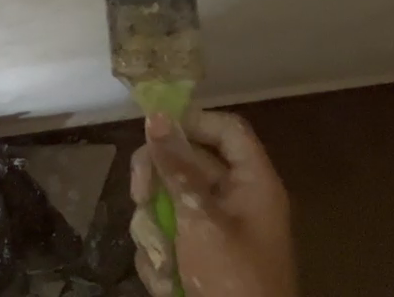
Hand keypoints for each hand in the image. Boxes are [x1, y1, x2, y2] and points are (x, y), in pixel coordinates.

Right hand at [128, 110, 294, 296]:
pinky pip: (166, 234)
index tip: (154, 131)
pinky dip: (159, 256)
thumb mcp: (200, 220)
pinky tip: (166, 282)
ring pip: (168, 200)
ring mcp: (215, 229)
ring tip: (161, 258)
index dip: (191, 121)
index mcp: (253, 184)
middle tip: (140, 196)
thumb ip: (176, 167)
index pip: (226, 129)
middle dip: (156, 182)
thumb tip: (155, 114)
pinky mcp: (198, 256)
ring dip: (154, 227)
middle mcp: (235, 200)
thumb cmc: (233, 282)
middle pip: (186, 161)